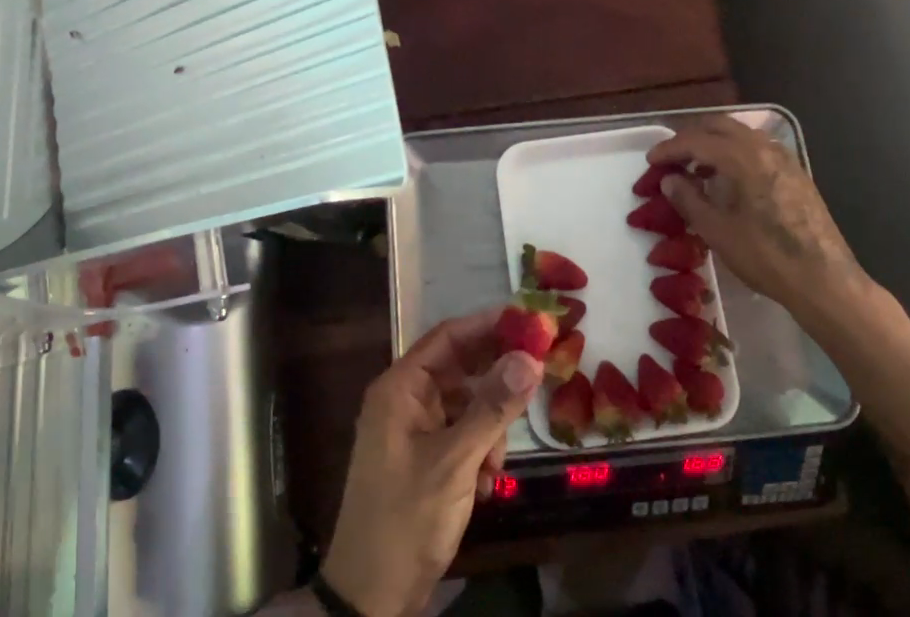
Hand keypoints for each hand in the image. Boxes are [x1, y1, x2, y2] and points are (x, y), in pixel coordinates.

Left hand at [321, 310, 542, 616]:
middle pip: (462, 369)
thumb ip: (492, 407)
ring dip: (490, 431)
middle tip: (538, 380)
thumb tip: (529, 355)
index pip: (449, 337)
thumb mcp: (455, 460)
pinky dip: (480, 454)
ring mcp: (414, 431)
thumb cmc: (406, 517)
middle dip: (496, 384)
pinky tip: (484, 485)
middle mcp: (405, 401)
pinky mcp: (425, 459)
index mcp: (399, 389)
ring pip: (468, 406)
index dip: (490, 325)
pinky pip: (463, 437)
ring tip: (492, 467)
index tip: (534, 320)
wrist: (372, 591)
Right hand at [647, 115, 866, 313]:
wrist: (823, 279)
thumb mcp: (717, 231)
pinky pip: (758, 148)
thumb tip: (669, 179)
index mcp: (743, 158)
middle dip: (691, 138)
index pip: (697, 141)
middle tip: (670, 159)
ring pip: (741, 135)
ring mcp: (785, 158)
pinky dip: (735, 153)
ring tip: (695, 170)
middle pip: (720, 126)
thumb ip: (689, 200)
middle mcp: (765, 148)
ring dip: (714, 144)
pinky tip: (727, 179)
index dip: (670, 149)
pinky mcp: (796, 173)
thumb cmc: (766, 257)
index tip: (650, 161)